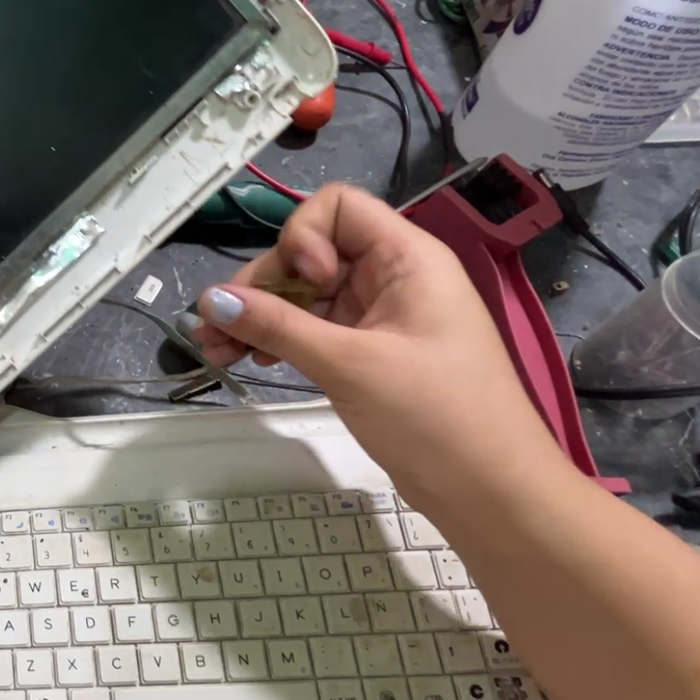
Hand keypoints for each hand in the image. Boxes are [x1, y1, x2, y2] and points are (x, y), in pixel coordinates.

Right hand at [191, 183, 567, 507]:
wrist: (490, 491)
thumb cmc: (434, 417)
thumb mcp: (348, 365)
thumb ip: (276, 327)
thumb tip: (209, 300)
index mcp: (405, 259)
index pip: (337, 208)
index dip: (303, 236)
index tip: (297, 284)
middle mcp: (388, 277)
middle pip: (307, 254)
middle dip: (258, 287)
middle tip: (213, 328)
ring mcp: (375, 316)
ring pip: (301, 296)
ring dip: (256, 317)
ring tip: (213, 350)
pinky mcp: (363, 351)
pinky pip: (309, 329)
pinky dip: (276, 340)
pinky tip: (247, 359)